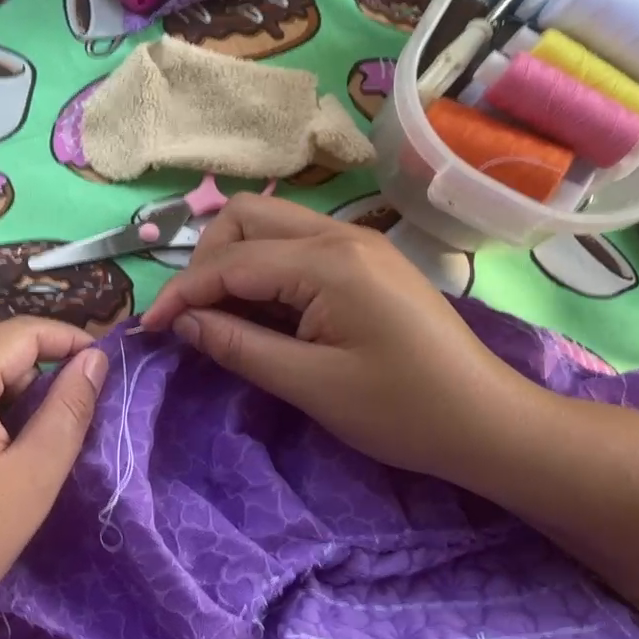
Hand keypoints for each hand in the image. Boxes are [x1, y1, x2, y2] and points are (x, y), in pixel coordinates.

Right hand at [141, 194, 545, 478]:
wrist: (489, 422)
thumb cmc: (404, 411)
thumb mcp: (311, 386)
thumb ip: (240, 346)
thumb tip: (182, 323)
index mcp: (329, 262)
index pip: (230, 261)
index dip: (181, 293)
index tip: (149, 329)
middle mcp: (340, 235)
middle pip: (244, 216)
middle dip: (204, 262)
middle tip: (193, 317)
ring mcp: (356, 242)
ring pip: (267, 224)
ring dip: (231, 261)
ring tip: (220, 315)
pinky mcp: (363, 260)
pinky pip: (293, 245)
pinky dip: (262, 269)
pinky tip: (260, 311)